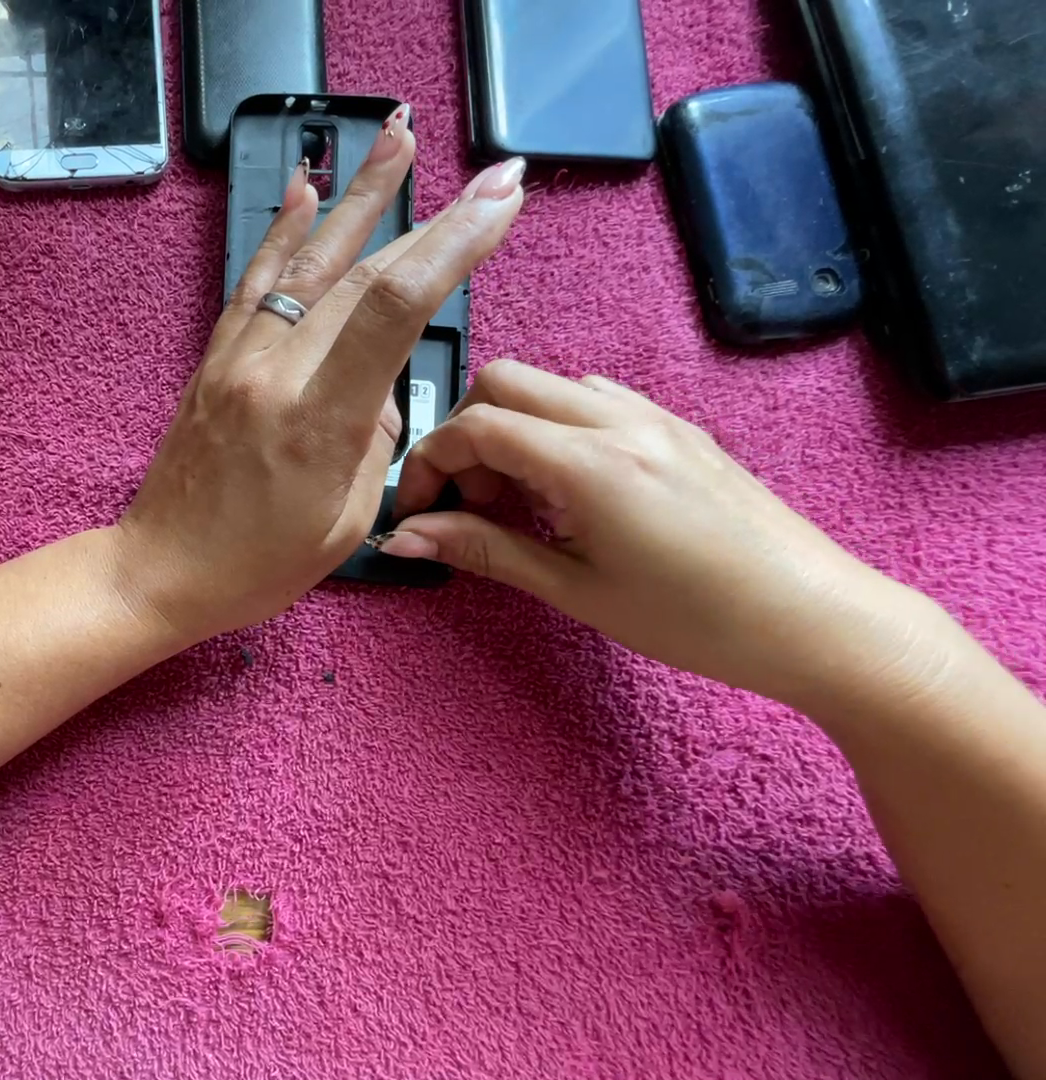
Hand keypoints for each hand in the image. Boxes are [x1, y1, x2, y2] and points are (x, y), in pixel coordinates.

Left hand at [112, 109, 528, 640]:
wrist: (160, 569)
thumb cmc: (255, 567)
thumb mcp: (343, 522)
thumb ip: (374, 443)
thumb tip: (378, 386)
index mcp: (315, 422)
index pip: (391, 310)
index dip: (452, 246)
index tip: (503, 203)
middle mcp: (272, 374)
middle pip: (357, 276)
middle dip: (431, 220)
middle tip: (491, 175)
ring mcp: (235, 363)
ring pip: (303, 265)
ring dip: (355, 197)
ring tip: (395, 134)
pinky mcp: (211, 364)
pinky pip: (250, 288)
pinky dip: (279, 236)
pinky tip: (303, 192)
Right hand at [382, 359, 936, 706]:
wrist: (820, 622)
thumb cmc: (694, 620)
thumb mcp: (574, 590)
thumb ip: (482, 550)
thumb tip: (403, 538)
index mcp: (592, 463)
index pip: (476, 426)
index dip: (428, 463)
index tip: (417, 511)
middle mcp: (620, 421)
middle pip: (501, 382)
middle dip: (461, 434)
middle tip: (466, 500)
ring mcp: (653, 418)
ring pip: (546, 385)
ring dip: (506, 428)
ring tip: (514, 498)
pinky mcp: (674, 429)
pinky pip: (589, 399)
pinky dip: (548, 427)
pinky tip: (560, 486)